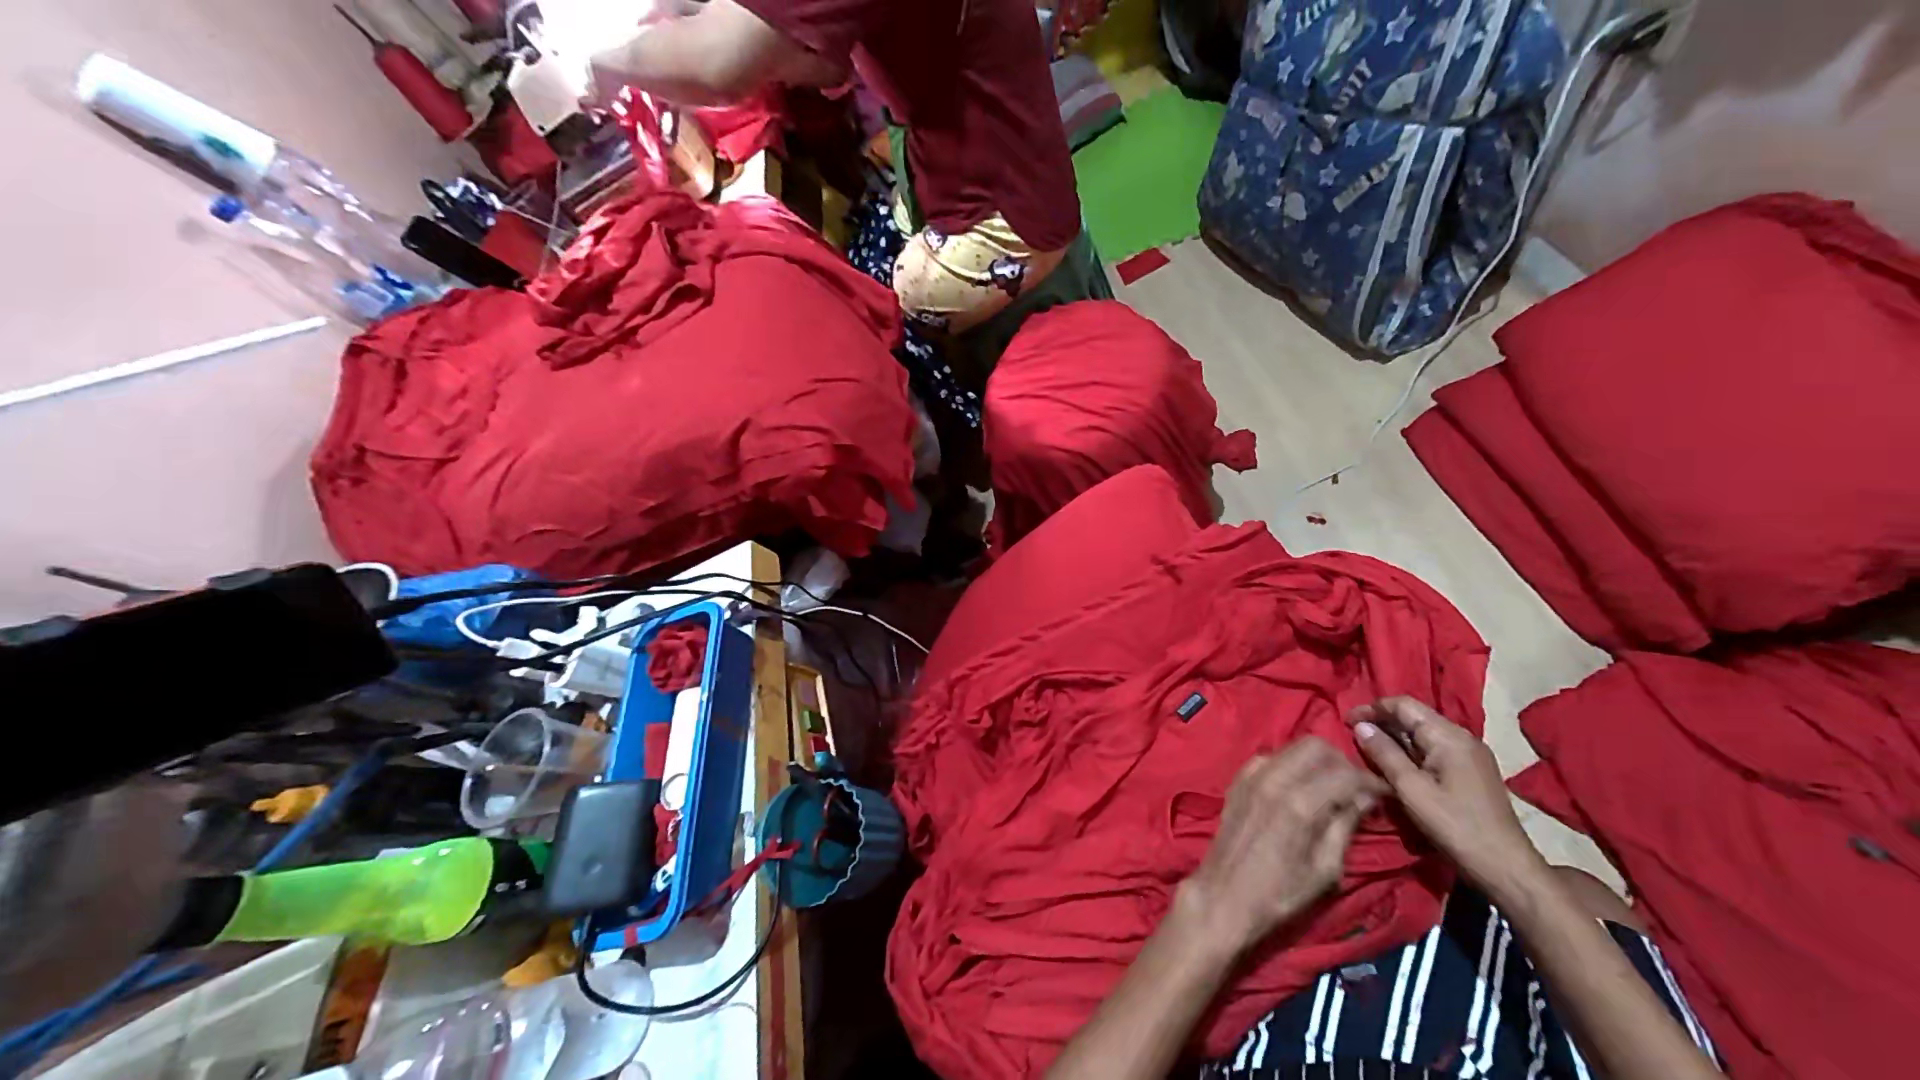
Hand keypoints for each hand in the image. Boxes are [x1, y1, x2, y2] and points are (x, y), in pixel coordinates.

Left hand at [1177, 738, 1384, 956]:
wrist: (1224, 895)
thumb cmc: (1280, 893)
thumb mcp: (1325, 868)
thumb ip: (1346, 825)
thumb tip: (1367, 797)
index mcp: (1299, 803)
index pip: (1346, 773)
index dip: (1371, 781)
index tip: (1384, 793)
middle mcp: (1274, 779)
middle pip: (1316, 746)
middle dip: (1342, 762)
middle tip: (1355, 787)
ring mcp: (1251, 776)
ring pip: (1292, 747)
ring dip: (1316, 761)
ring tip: (1331, 786)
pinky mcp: (1237, 780)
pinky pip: (1270, 757)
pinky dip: (1290, 764)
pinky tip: (1298, 787)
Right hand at [1346, 697, 1547, 896]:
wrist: (1504, 866)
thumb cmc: (1454, 826)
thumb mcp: (1411, 789)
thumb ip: (1384, 754)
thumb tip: (1361, 727)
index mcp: (1449, 737)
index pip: (1404, 705)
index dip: (1372, 708)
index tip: (1346, 722)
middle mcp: (1462, 738)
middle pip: (1414, 716)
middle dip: (1382, 722)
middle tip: (1353, 737)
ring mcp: (1469, 754)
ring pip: (1423, 733)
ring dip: (1394, 738)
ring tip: (1369, 751)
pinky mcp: (1470, 770)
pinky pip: (1433, 749)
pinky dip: (1409, 751)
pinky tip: (1395, 766)